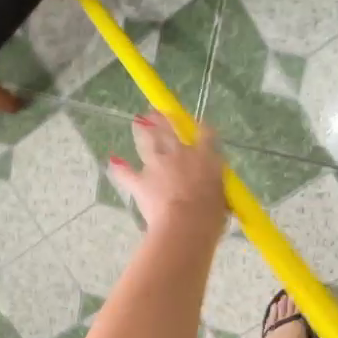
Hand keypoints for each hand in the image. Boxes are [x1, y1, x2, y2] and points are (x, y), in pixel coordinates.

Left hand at [109, 112, 226, 237]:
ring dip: (141, 131)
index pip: (205, 134)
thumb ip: (216, 189)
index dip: (199, 128)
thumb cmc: (210, 216)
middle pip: (169, 129)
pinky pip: (125, 172)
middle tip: (154, 113)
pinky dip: (119, 168)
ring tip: (137, 123)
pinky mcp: (140, 181)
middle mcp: (180, 154)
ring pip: (146, 141)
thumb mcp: (222, 199)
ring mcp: (157, 165)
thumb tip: (213, 191)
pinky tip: (114, 162)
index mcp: (205, 157)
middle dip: (161, 119)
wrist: (185, 225)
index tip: (197, 126)